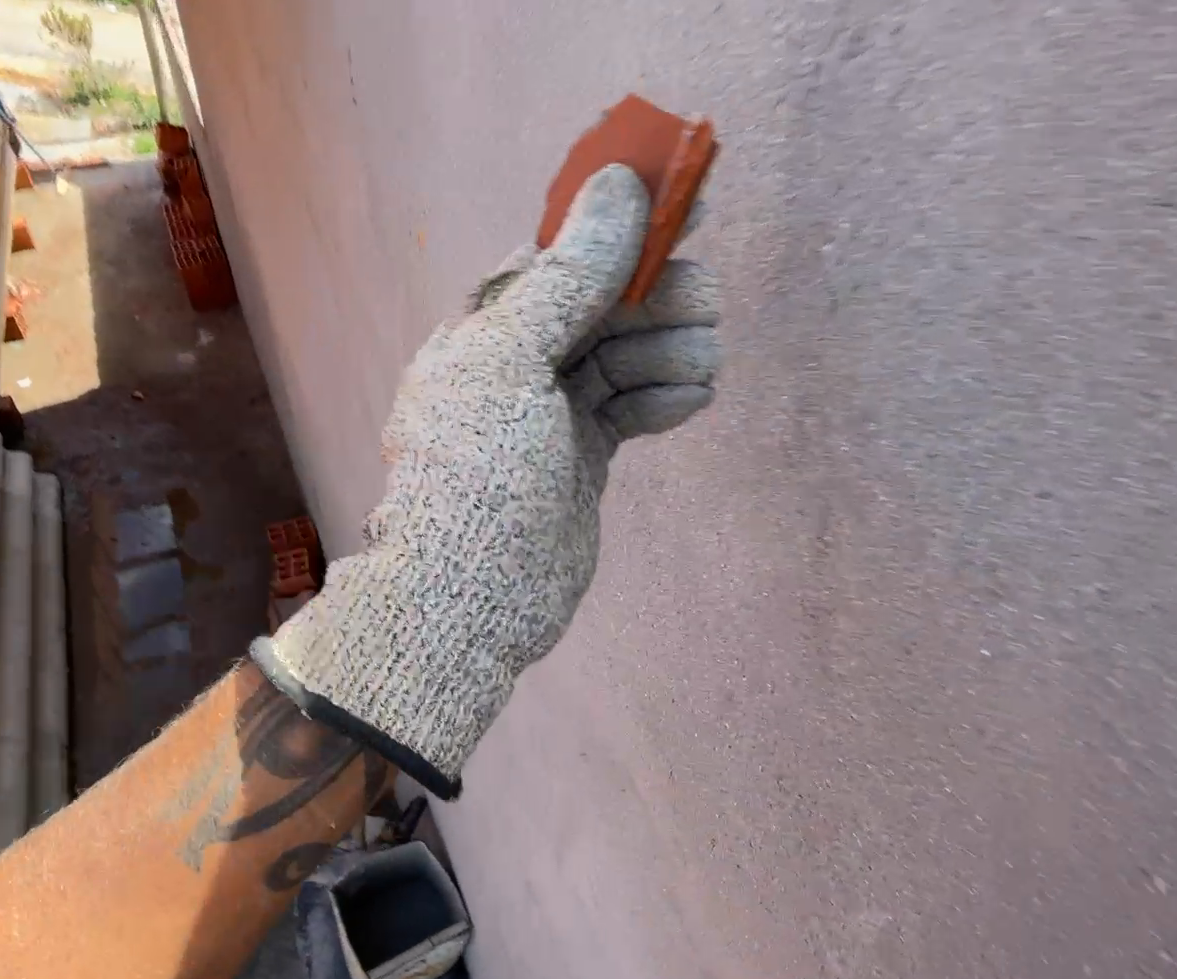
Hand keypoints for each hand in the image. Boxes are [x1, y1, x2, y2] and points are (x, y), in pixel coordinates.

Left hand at [251, 165, 720, 795]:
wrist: (470, 594)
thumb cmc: (475, 468)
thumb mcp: (511, 359)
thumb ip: (568, 278)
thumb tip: (616, 186)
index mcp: (487, 328)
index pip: (564, 258)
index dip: (623, 230)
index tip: (686, 207)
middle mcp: (519, 364)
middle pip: (606, 307)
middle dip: (655, 301)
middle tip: (706, 305)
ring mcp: (553, 414)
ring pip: (626, 358)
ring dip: (666, 353)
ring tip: (698, 366)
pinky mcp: (582, 458)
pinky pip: (631, 409)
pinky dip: (661, 399)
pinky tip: (687, 399)